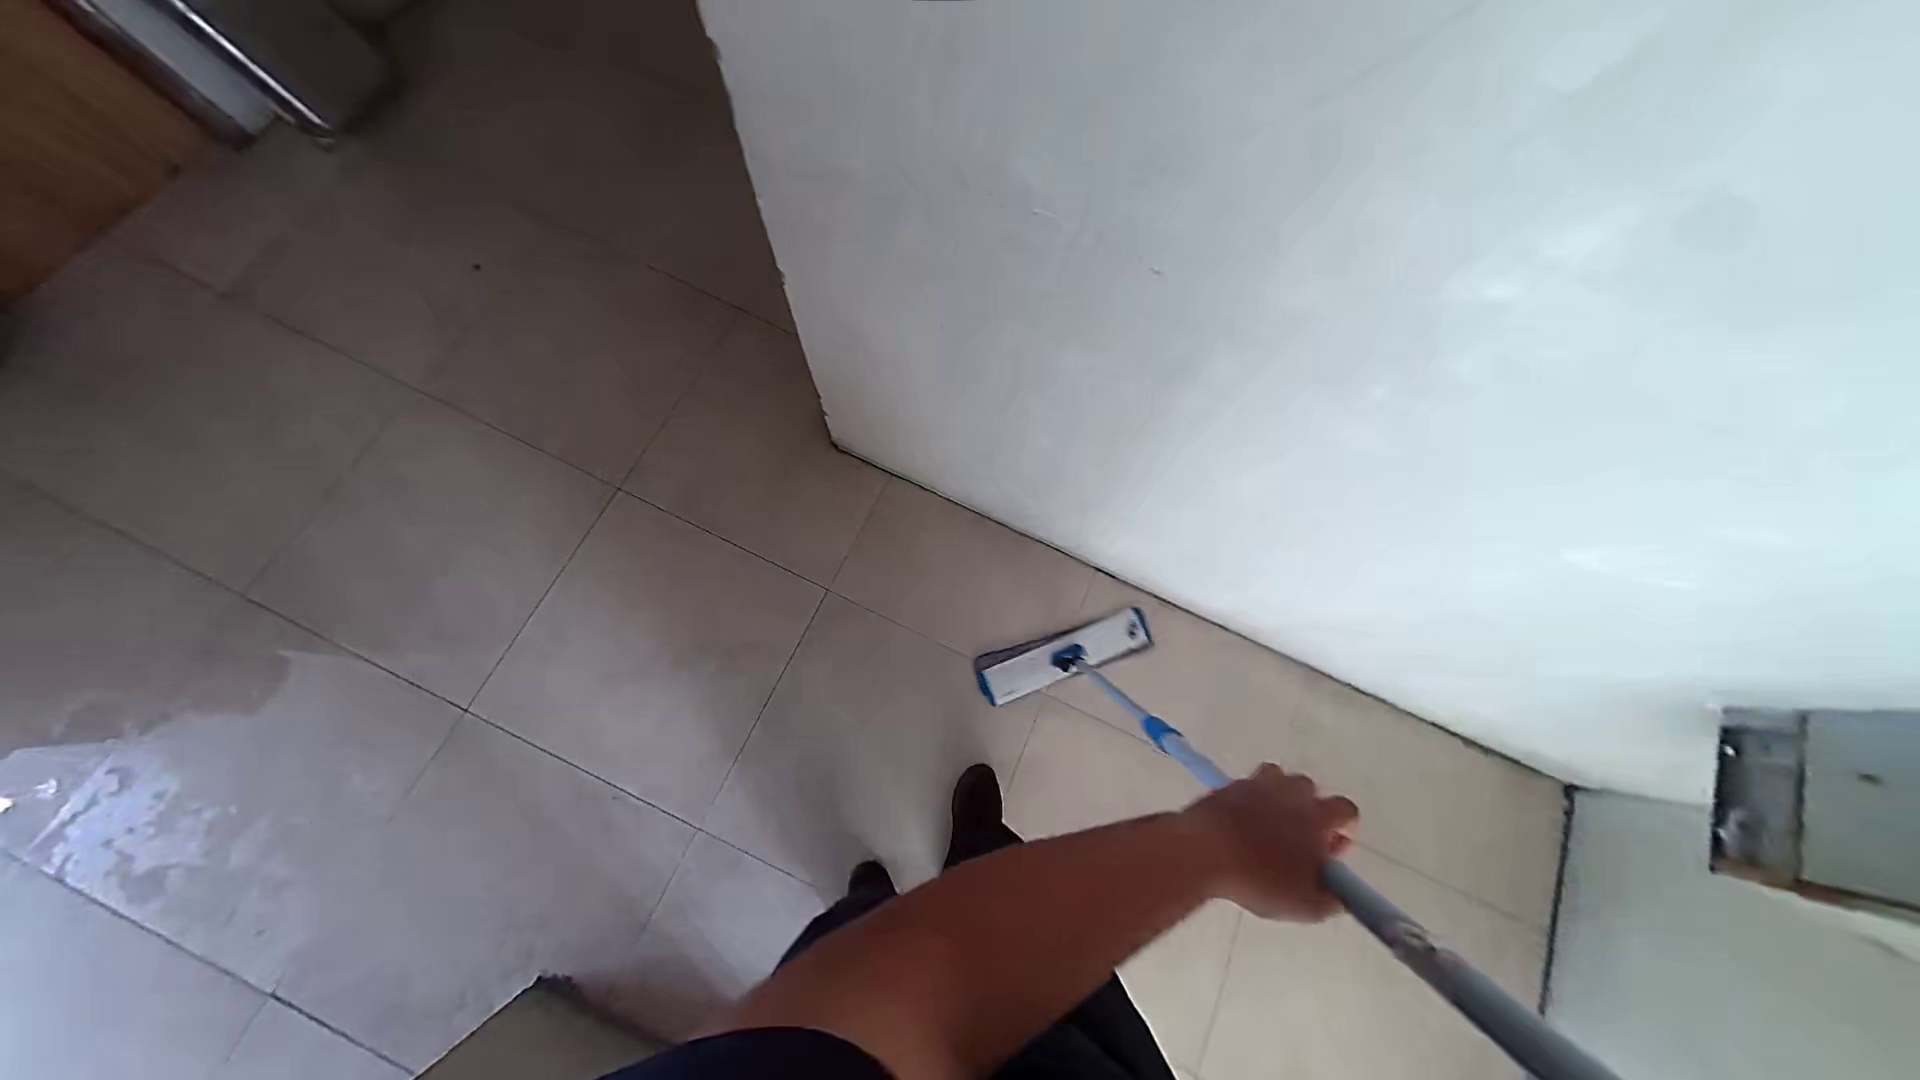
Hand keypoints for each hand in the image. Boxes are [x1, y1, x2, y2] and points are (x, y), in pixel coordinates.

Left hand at [1182, 764, 1357, 920]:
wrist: (1203, 850)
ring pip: (1276, 779)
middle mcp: (1288, 791)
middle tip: (1296, 839)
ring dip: (1278, 797)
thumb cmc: (1260, 878)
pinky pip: (1247, 786)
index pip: (1346, 809)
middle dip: (1308, 809)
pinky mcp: (1227, 785)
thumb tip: (1338, 892)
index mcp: (1316, 815)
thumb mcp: (1306, 905)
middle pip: (1308, 788)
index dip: (1343, 829)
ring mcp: (1255, 783)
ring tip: (1268, 825)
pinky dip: (1250, 799)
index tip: (1330, 849)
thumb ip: (1331, 897)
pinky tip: (1242, 823)